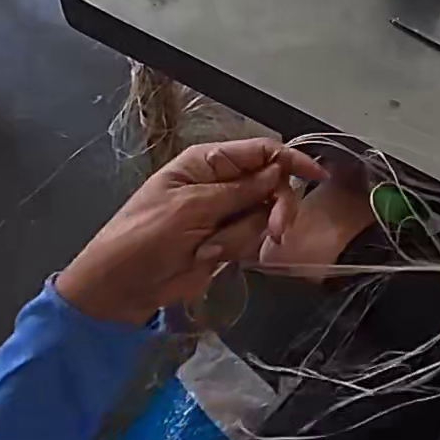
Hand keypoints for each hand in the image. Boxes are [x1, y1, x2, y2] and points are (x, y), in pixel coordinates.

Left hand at [56, 139, 327, 323]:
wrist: (120, 288)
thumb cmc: (143, 237)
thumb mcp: (191, 208)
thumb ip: (240, 190)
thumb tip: (279, 173)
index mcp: (207, 162)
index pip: (261, 151)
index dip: (291, 160)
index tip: (318, 174)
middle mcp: (222, 182)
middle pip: (273, 184)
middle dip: (275, 208)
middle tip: (277, 231)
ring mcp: (227, 211)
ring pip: (266, 214)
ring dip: (244, 235)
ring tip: (209, 249)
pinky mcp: (229, 238)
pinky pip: (254, 237)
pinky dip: (238, 248)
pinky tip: (211, 256)